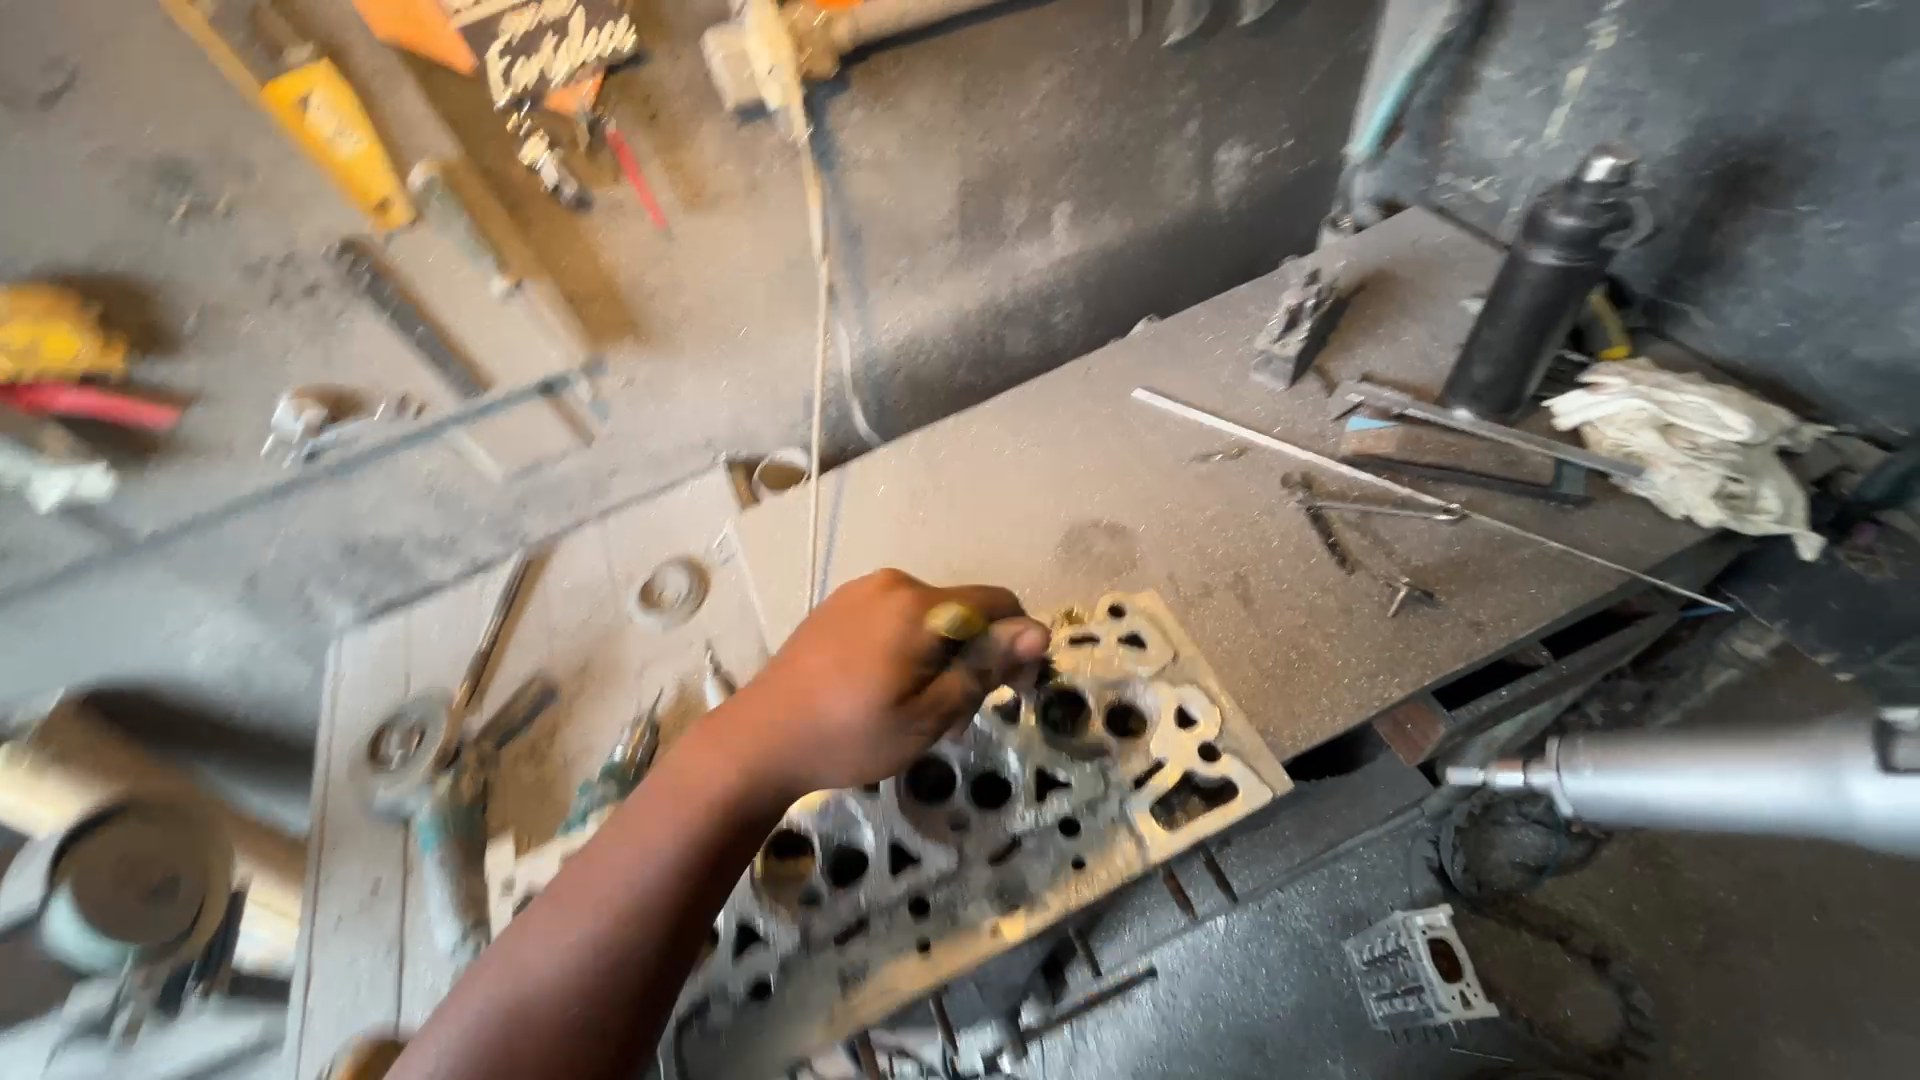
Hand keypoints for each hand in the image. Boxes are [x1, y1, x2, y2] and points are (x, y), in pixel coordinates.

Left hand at [717, 569, 1050, 797]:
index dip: (1017, 642)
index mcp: (918, 604)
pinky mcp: (837, 606)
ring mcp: (859, 591)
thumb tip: (1040, 630)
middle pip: (961, 611)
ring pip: (927, 617)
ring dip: (939, 656)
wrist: (759, 740)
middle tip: (952, 717)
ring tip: (915, 709)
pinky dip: (907, 648)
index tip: (1010, 689)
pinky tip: (883, 689)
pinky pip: (893, 618)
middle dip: (972, 657)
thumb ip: (986, 667)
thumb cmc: (850, 735)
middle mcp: (892, 583)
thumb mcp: (930, 714)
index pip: (997, 602)